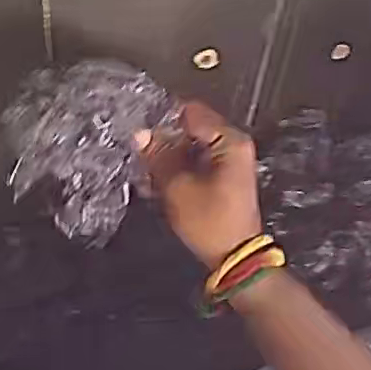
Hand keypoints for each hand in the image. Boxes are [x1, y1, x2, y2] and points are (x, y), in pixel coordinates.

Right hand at [135, 101, 263, 268]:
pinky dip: (176, 170)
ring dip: (166, 158)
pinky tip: (154, 183)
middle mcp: (232, 145)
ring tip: (142, 170)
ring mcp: (228, 162)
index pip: (190, 112)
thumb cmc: (208, 221)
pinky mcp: (221, 179)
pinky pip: (194, 164)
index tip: (137, 129)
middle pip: (190, 130)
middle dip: (162, 140)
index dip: (162, 118)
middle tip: (136, 152)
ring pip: (189, 148)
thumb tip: (140, 134)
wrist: (233, 257)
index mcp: (229, 141)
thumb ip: (159, 158)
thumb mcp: (178, 188)